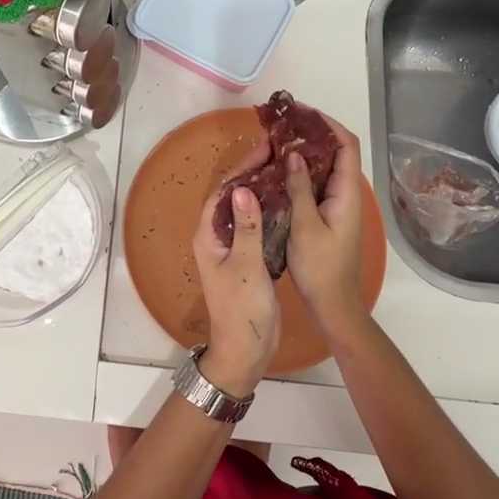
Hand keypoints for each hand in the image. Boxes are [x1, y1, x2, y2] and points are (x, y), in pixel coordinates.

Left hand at [190, 144, 278, 397]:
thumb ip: (247, 227)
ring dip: (263, 189)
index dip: (242, 168)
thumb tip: (243, 189)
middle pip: (233, 196)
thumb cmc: (241, 308)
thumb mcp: (246, 266)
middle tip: (279, 151)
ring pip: (246, 209)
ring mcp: (233, 247)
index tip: (265, 148)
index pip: (223, 191)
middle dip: (253, 173)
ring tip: (286, 167)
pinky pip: (257, 226)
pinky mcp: (248, 259)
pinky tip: (289, 200)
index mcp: (209, 235)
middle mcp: (217, 236)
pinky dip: (271, 210)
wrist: (245, 350)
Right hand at [285, 114, 368, 338]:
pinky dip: (298, 171)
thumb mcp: (305, 226)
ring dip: (302, 151)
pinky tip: (275, 171)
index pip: (346, 144)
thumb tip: (293, 152)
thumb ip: (299, 187)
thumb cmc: (321, 268)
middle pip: (334, 151)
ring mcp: (336, 204)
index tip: (299, 112)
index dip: (326, 123)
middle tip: (280, 124)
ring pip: (323, 166)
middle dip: (310, 132)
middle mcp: (345, 193)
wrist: (332, 305)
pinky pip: (314, 183)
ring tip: (273, 141)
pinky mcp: (325, 214)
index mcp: (347, 193)